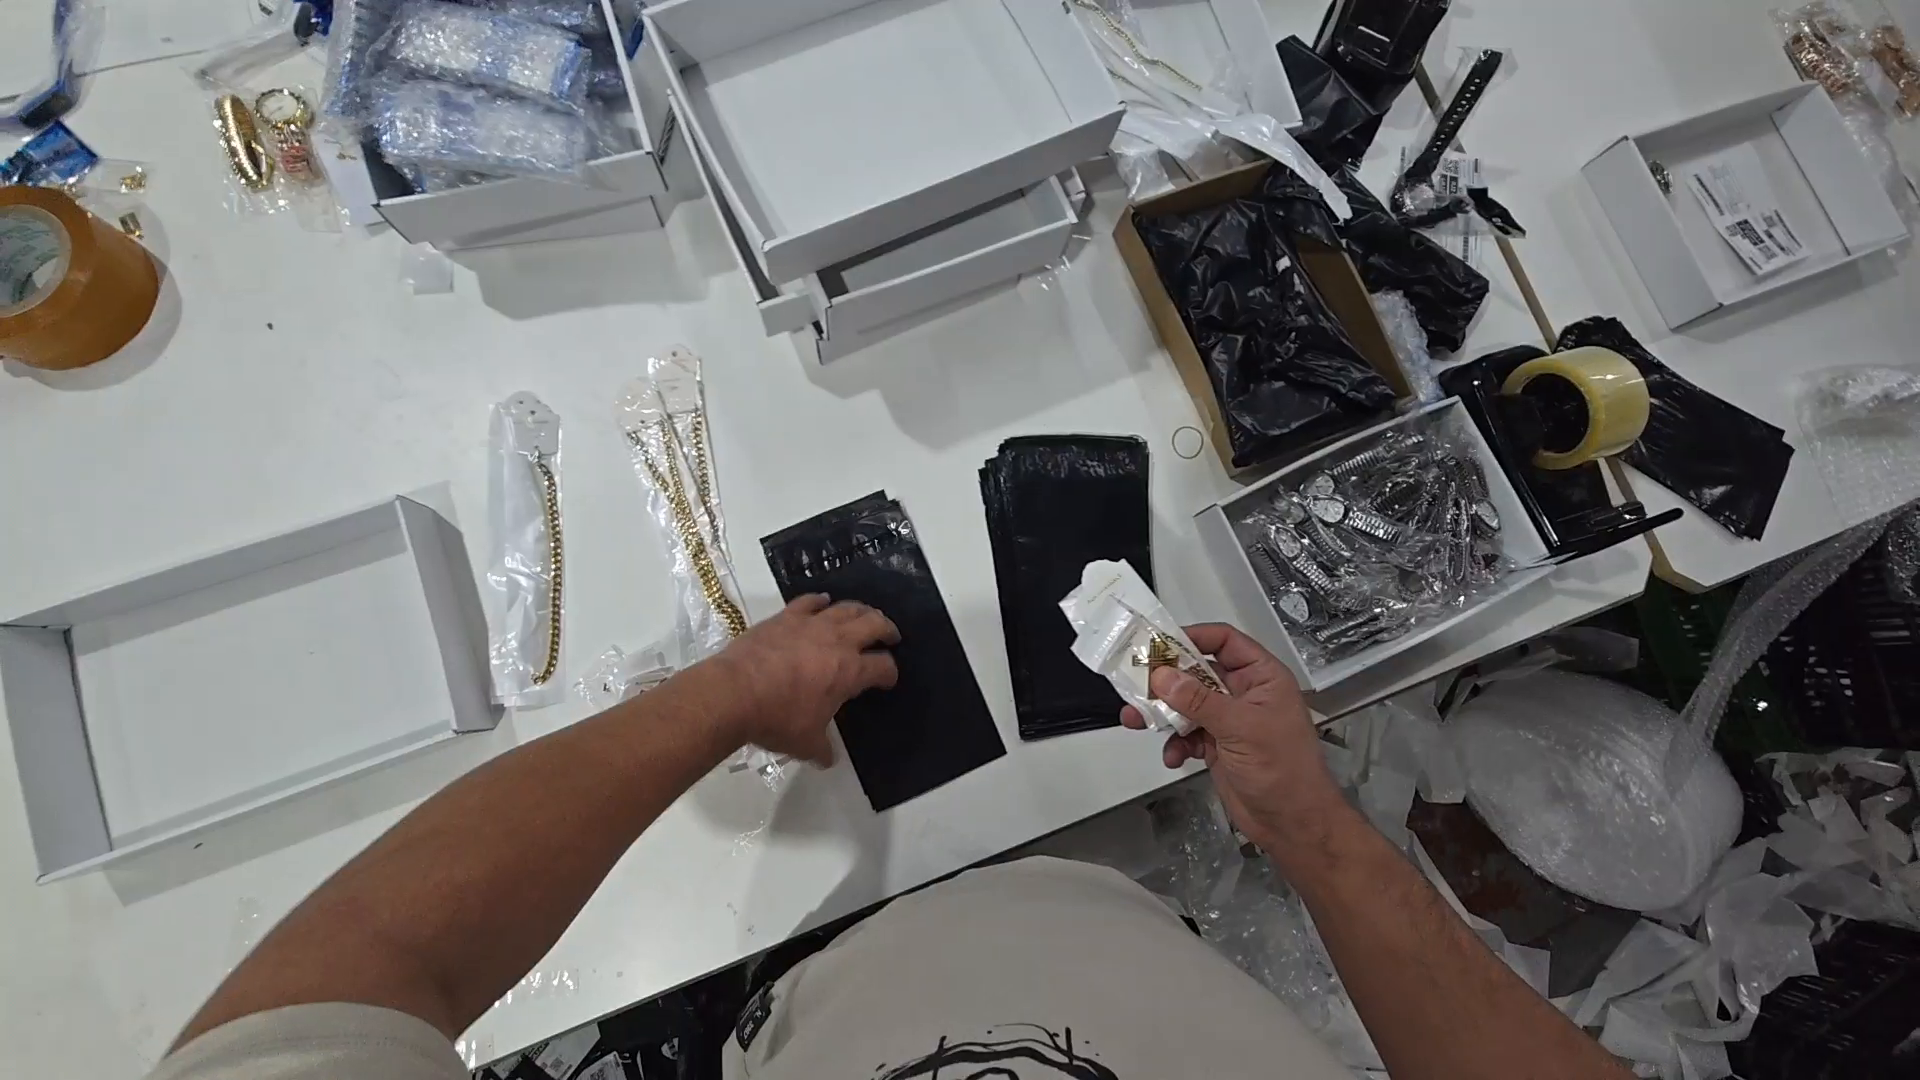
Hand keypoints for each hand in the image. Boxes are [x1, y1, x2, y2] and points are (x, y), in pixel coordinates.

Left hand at [709, 595, 899, 766]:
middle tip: (891, 635)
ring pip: (847, 607)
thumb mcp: (805, 743)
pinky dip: (821, 601)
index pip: (883, 667)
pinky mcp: (786, 617)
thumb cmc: (776, 719)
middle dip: (887, 629)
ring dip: (861, 610)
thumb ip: (821, 749)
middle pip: (874, 624)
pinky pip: (810, 601)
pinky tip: (824, 601)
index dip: (890, 673)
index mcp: (850, 671)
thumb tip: (827, 759)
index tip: (888, 680)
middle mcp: (838, 641)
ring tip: (865, 615)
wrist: (733, 693)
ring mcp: (811, 624)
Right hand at [1121, 624, 1350, 851]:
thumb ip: (1198, 700)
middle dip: (1166, 681)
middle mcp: (1244, 693)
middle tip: (1135, 684)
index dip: (1193, 636)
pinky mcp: (1216, 744)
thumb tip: (1162, 675)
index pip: (1225, 641)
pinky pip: (1186, 733)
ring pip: (1186, 703)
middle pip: (1197, 672)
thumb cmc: (1282, 769)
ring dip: (1162, 713)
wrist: (1294, 826)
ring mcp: (1229, 719)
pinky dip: (1175, 743)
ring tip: (1136, 720)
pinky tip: (1174, 757)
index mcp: (1261, 677)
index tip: (1159, 642)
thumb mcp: (1240, 728)